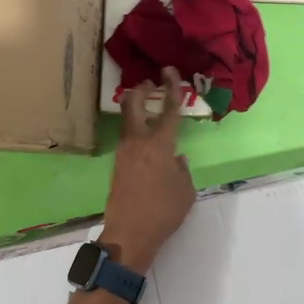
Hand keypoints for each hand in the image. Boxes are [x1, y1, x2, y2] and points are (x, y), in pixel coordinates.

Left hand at [100, 69, 196, 270]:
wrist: (129, 232)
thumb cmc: (163, 212)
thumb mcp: (186, 191)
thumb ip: (183, 171)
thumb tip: (178, 159)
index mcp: (160, 145)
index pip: (169, 110)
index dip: (172, 87)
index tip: (170, 71)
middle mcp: (138, 142)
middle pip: (134, 105)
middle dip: (141, 90)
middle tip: (150, 83)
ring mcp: (124, 153)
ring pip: (126, 120)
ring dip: (134, 107)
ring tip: (145, 104)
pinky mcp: (117, 165)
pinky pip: (125, 138)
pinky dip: (133, 128)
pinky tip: (143, 136)